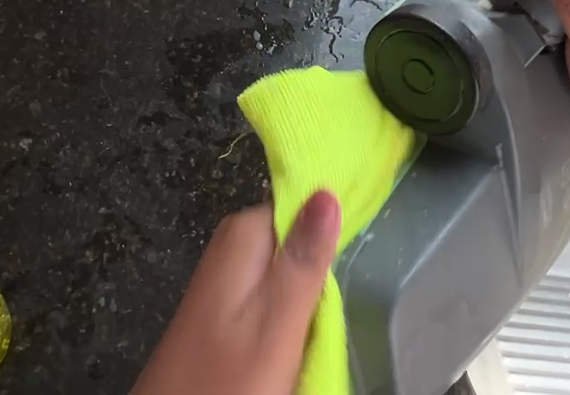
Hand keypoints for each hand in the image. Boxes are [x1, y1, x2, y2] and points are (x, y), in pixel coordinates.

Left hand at [133, 192, 341, 394]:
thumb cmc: (227, 379)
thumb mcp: (276, 322)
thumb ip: (302, 259)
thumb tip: (327, 193)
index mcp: (243, 233)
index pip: (301, 205)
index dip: (328, 232)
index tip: (345, 266)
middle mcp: (231, 243)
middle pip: (294, 239)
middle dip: (315, 271)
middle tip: (324, 312)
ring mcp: (225, 275)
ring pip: (285, 271)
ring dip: (302, 299)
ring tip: (306, 334)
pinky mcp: (224, 306)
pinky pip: (269, 296)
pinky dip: (285, 317)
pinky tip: (290, 342)